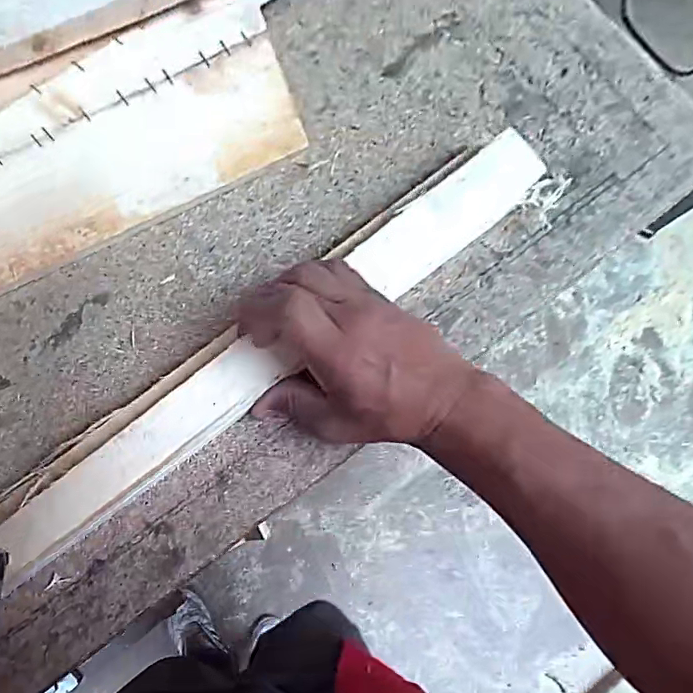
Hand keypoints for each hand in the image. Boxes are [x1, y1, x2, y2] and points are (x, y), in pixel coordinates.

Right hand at [238, 260, 484, 445]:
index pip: (289, 309)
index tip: (249, 331)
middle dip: (265, 297)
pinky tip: (309, 296)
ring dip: (287, 282)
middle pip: (296, 281)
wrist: (442, 398)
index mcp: (338, 351)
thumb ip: (296, 407)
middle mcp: (352, 318)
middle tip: (256, 321)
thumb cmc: (395, 413)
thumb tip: (263, 403)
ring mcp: (367, 303)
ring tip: (277, 306)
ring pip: (316, 269)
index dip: (258, 312)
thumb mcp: (337, 423)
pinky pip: (339, 271)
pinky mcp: (379, 297)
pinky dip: (314, 276)